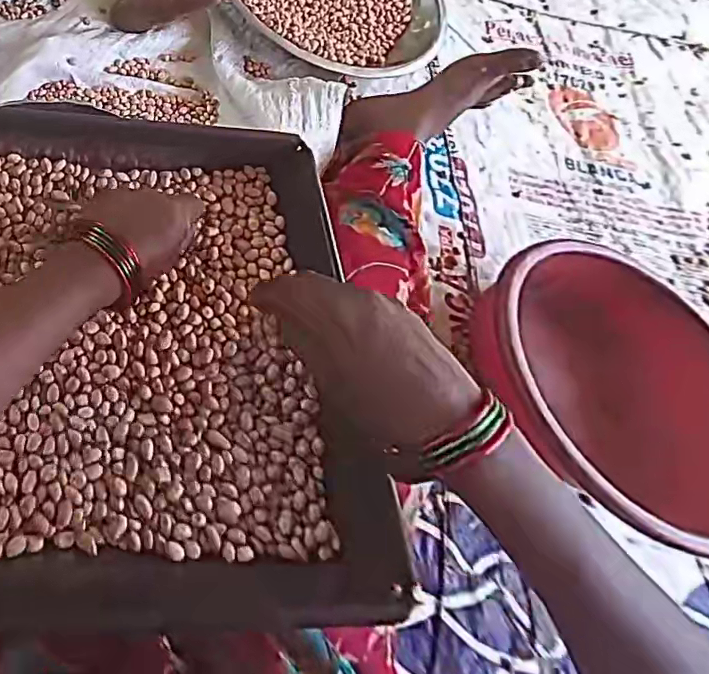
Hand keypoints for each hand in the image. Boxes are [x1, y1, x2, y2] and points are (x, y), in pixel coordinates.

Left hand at [74, 187, 203, 280]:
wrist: (95, 260)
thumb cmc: (137, 269)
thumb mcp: (168, 262)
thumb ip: (178, 242)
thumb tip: (180, 233)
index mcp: (177, 211)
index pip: (193, 205)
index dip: (188, 217)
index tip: (181, 230)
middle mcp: (154, 195)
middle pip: (162, 201)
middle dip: (157, 215)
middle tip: (148, 238)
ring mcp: (126, 192)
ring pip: (136, 200)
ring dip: (133, 213)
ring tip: (123, 237)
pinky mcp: (102, 195)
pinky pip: (114, 202)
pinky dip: (112, 213)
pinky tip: (105, 231)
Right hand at [249, 273, 483, 466]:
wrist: (454, 425)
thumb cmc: (383, 411)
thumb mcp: (330, 382)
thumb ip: (304, 343)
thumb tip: (285, 322)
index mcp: (335, 313)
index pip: (289, 287)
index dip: (267, 291)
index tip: (255, 301)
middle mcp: (359, 298)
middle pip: (312, 281)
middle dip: (290, 292)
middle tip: (276, 309)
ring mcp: (385, 303)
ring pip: (336, 289)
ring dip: (316, 299)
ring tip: (307, 322)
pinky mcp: (405, 313)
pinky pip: (359, 300)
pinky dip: (341, 307)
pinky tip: (342, 331)